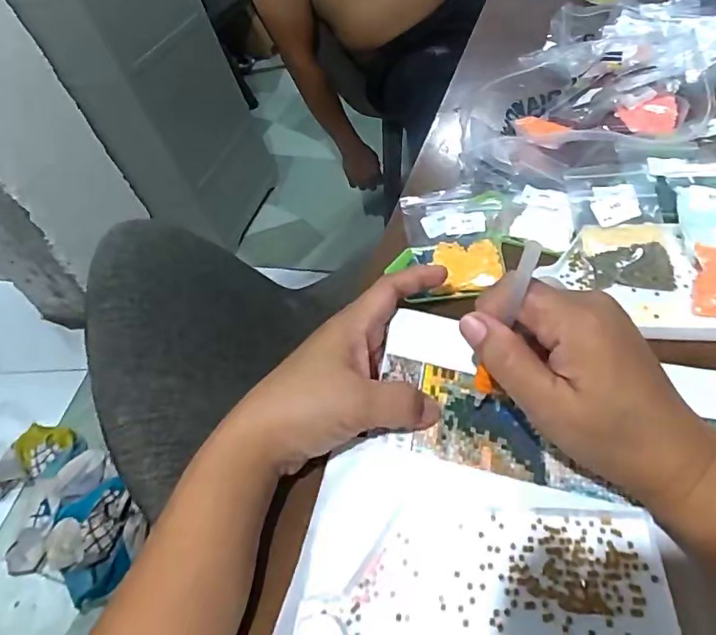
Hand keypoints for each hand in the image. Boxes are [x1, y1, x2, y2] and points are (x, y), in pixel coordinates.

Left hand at [219, 265, 447, 475]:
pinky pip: (377, 388)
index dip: (416, 278)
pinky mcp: (337, 397)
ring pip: (387, 361)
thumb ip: (401, 402)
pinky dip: (397, 396)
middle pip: (392, 325)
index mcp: (351, 327)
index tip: (446, 273)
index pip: (388, 289)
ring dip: (413, 370)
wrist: (257, 442)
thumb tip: (434, 408)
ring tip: (447, 381)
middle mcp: (348, 342)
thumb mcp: (359, 402)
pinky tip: (415, 415)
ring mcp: (342, 370)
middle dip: (423, 330)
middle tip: (459, 339)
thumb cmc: (306, 405)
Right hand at [339, 139, 382, 189]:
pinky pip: (353, 184)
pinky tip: (356, 178)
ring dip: (364, 184)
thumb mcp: (376, 159)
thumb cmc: (364, 152)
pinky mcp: (349, 180)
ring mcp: (358, 182)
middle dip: (373, 183)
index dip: (380, 180)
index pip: (380, 183)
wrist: (352, 150)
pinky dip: (355, 182)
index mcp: (375, 177)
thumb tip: (377, 171)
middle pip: (372, 187)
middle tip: (372, 178)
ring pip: (362, 187)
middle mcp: (366, 181)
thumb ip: (377, 168)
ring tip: (364, 179)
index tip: (380, 178)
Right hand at [460, 282, 715, 509]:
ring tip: (535, 386)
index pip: (512, 288)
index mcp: (575, 315)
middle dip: (507, 332)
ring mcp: (604, 311)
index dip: (490, 316)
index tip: (487, 360)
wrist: (678, 460)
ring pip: (542, 310)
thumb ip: (504, 358)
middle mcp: (590, 300)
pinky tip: (557, 380)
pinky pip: (563, 320)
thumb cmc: (609, 438)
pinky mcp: (610, 325)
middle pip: (527, 298)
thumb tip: (467, 320)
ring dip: (526, 341)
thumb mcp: (546, 405)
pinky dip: (548, 343)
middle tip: (507, 381)